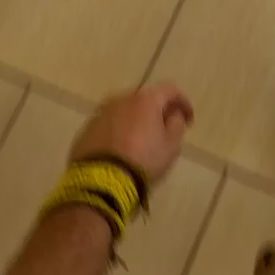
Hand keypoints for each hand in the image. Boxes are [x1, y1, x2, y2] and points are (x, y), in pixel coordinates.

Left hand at [70, 84, 194, 182]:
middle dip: (156, 111)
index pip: (170, 91)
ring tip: (139, 141)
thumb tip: (172, 115)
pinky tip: (120, 150)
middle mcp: (121, 99)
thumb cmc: (143, 161)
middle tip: (163, 129)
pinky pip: (108, 126)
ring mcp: (101, 114)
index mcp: (145, 99)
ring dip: (134, 122)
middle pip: (145, 99)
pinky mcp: (86, 131)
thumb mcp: (171, 146)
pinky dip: (117, 133)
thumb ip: (176, 124)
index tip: (188, 120)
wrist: (99, 183)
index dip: (183, 103)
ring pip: (124, 112)